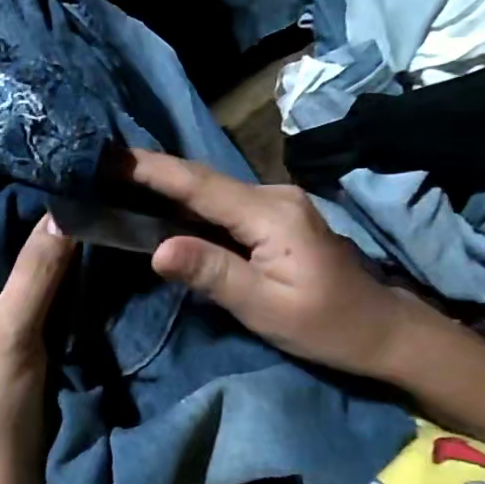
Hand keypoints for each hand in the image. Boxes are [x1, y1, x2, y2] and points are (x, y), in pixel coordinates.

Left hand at [0, 219, 76, 478]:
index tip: (54, 187)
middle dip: (33, 238)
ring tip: (82, 225)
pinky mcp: (6, 335)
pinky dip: (53, 286)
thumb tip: (64, 209)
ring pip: (16, 275)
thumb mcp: (11, 330)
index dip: (11, 214)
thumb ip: (36, 271)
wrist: (8, 470)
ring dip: (47, 262)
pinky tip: (80, 263)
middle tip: (76, 202)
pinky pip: (30, 297)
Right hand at [127, 149, 437, 379]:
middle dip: (154, 173)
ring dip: (172, 188)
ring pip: (215, 191)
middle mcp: (274, 196)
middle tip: (103, 168)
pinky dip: (194, 206)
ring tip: (123, 183)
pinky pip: (228, 206)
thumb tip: (157, 249)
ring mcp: (279, 204)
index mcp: (271, 213)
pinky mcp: (279, 219)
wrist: (381, 328)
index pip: (200, 185)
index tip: (108, 155)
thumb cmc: (326, 325)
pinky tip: (168, 209)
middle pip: (205, 181)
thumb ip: (213, 273)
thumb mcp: (265, 307)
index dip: (152, 169)